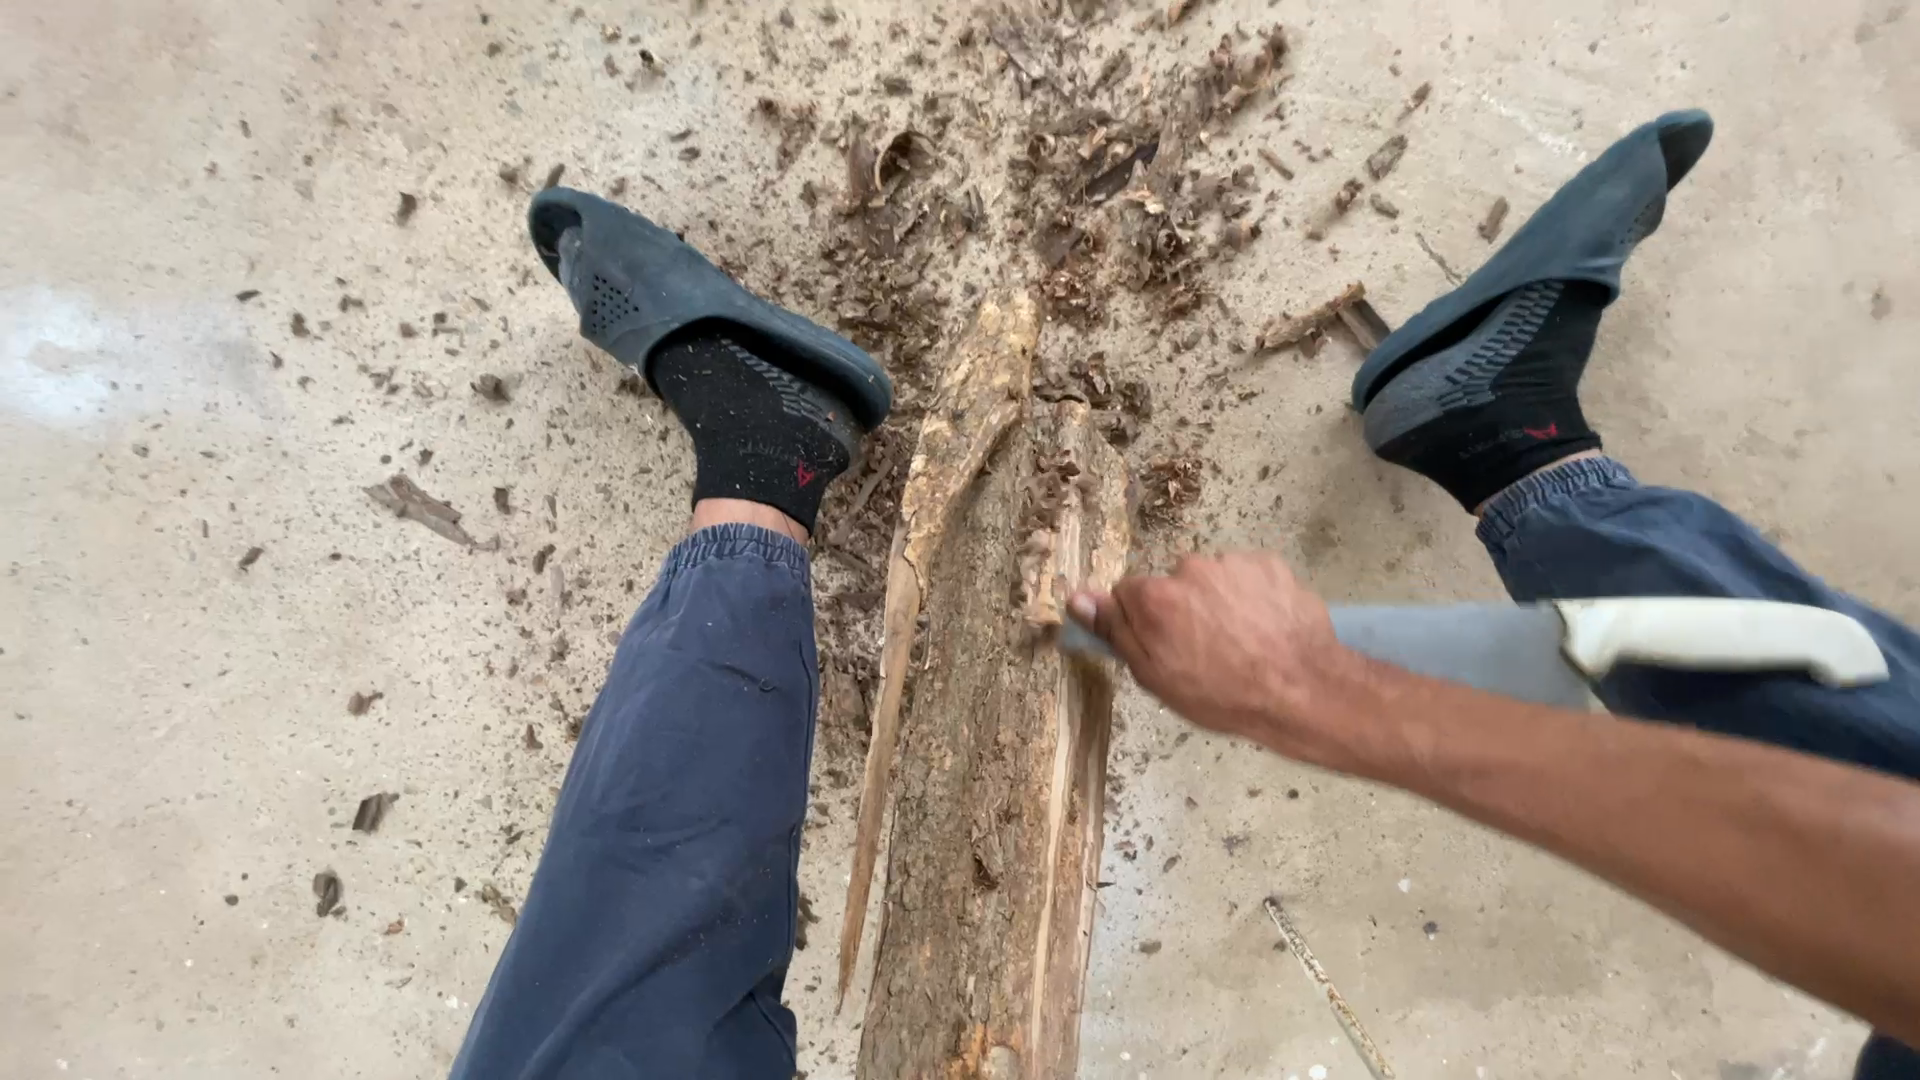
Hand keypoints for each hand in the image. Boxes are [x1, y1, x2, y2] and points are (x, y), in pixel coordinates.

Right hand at [1069, 553, 1360, 757]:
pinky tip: (1264, 627)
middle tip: (1207, 649)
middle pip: (1171, 585)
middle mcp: (1188, 567)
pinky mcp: (1269, 564)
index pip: (1128, 595)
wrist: (1303, 690)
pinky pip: (1246, 576)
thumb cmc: (1221, 693)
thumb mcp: (1154, 675)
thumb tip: (1077, 598)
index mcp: (1154, 596)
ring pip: (1210, 580)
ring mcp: (1232, 562)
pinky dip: (1251, 595)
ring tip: (1242, 641)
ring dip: (1218, 601)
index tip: (1165, 647)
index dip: (1144, 622)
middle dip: (1182, 609)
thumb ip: (1114, 631)